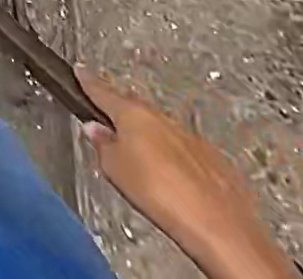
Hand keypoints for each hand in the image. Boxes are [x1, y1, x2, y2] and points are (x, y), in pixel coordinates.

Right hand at [77, 69, 296, 278]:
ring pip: (162, 129)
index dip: (88, 81)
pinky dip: (175, 158)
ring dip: (149, 138)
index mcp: (132, 114)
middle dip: (120, 111)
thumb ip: (102, 144)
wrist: (222, 231)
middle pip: (134, 107)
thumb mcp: (113, 168)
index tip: (81, 72)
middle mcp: (163, 119)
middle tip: (107, 121)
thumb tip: (98, 132)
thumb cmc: (164, 196)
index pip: (102, 90)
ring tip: (140, 161)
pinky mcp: (217, 163)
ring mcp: (193, 140)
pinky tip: (173, 179)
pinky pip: (187, 150)